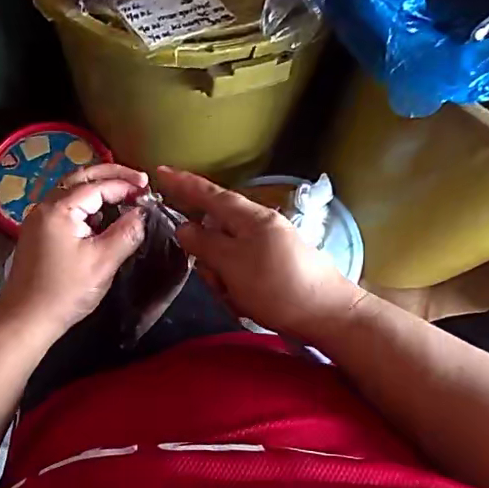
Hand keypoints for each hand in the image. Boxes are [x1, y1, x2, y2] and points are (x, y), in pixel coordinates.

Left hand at [0, 163, 149, 336]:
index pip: (98, 185)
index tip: (149, 190)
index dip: (125, 185)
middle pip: (81, 177)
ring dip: (99, 187)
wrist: (26, 318)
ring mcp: (39, 219)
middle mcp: (46, 206)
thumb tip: (142, 212)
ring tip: (125, 193)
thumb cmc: (66, 290)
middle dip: (111, 175)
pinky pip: (66, 206)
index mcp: (60, 209)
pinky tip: (103, 214)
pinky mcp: (40, 233)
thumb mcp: (103, 261)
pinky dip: (88, 203)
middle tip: (139, 180)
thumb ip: (126, 232)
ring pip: (72, 191)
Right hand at [155, 167, 366, 340]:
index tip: (160, 172)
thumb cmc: (278, 287)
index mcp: (250, 217)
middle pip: (216, 232)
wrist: (328, 314)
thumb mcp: (232, 265)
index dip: (184, 185)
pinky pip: (243, 274)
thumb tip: (184, 226)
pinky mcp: (276, 268)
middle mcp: (260, 226)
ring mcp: (270, 247)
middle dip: (210, 262)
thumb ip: (204, 244)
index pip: (210, 194)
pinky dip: (240, 290)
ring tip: (240, 300)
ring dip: (226, 281)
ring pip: (227, 258)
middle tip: (220, 284)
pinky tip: (250, 306)